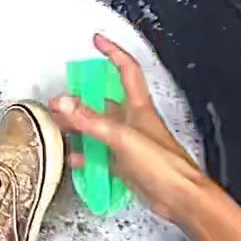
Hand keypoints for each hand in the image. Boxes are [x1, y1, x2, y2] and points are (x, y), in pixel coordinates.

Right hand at [50, 33, 219, 226]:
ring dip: (79, 125)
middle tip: (61, 99)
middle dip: (81, 97)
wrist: (181, 199)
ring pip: (98, 126)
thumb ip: (91, 121)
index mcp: (138, 106)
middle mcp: (132, 120)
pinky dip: (85, 152)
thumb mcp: (122, 137)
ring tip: (59, 125)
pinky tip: (75, 156)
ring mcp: (128, 142)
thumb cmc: (166, 166)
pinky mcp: (124, 162)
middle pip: (104, 100)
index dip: (112, 52)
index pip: (126, 69)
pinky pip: (99, 152)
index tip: (97, 41)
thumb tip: (66, 103)